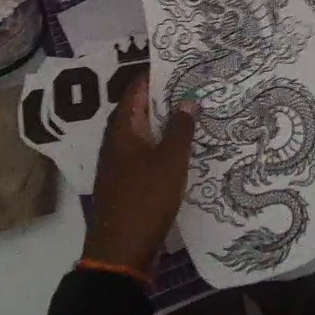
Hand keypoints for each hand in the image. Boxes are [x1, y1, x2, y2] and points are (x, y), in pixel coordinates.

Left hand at [83, 68, 195, 276]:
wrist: (121, 252)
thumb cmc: (145, 200)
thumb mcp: (170, 161)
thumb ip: (181, 129)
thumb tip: (189, 98)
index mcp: (122, 129)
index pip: (137, 88)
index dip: (157, 73)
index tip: (182, 62)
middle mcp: (117, 141)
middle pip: (140, 108)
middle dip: (166, 96)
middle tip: (196, 84)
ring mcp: (120, 163)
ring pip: (146, 132)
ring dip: (167, 121)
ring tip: (197, 111)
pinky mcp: (128, 182)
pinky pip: (147, 152)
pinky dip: (164, 144)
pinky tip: (186, 148)